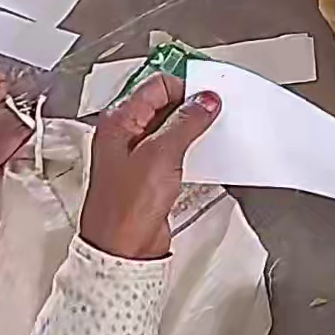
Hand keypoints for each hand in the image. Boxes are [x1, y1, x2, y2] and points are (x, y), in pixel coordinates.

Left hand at [78, 74, 221, 259]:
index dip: (185, 88)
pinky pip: (175, 151)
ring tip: (210, 135)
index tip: (210, 98)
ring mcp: (138, 155)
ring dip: (193, 129)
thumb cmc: (126, 207)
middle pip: (164, 104)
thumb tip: (204, 101)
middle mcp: (126, 135)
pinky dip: (191, 149)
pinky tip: (202, 155)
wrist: (123, 249)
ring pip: (171, 128)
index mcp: (119, 121)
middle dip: (192, 107)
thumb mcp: (161, 155)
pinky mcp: (151, 174)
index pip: (157, 86)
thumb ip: (186, 122)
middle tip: (214, 114)